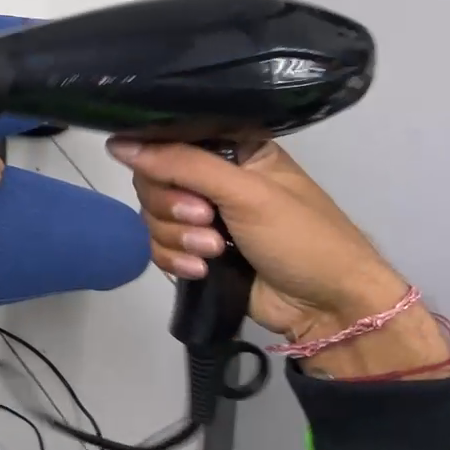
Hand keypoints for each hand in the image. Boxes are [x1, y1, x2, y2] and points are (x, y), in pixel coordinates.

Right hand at [110, 140, 449, 377]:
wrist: (333, 311)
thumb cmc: (304, 240)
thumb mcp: (246, 193)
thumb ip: (181, 164)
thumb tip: (116, 144)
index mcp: (234, 153)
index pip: (170, 139)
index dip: (158, 157)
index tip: (169, 179)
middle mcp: (213, 179)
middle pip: (152, 179)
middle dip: (171, 206)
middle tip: (204, 219)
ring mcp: (203, 215)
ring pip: (152, 214)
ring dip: (177, 237)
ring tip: (213, 252)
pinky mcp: (195, 248)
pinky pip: (157, 244)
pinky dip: (174, 258)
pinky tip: (202, 270)